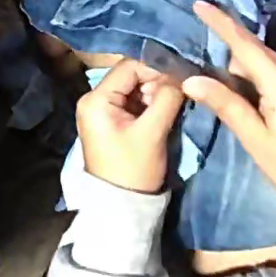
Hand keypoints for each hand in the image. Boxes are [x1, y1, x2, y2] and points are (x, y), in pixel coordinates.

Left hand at [76, 58, 183, 193]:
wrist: (121, 209)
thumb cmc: (134, 170)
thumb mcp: (152, 132)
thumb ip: (167, 98)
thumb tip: (182, 75)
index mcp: (96, 100)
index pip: (130, 67)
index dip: (157, 69)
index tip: (181, 80)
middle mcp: (93, 99)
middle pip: (131, 75)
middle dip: (156, 82)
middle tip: (177, 96)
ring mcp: (101, 110)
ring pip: (134, 88)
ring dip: (155, 93)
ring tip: (172, 106)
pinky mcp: (111, 121)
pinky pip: (133, 101)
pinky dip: (149, 104)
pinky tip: (163, 112)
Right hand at [182, 1, 275, 195]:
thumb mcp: (256, 140)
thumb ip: (226, 105)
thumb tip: (192, 80)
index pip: (247, 47)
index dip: (222, 24)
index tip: (201, 4)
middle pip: (260, 53)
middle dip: (236, 62)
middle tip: (218, 88)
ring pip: (273, 63)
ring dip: (253, 73)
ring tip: (247, 106)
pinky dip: (270, 80)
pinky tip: (266, 105)